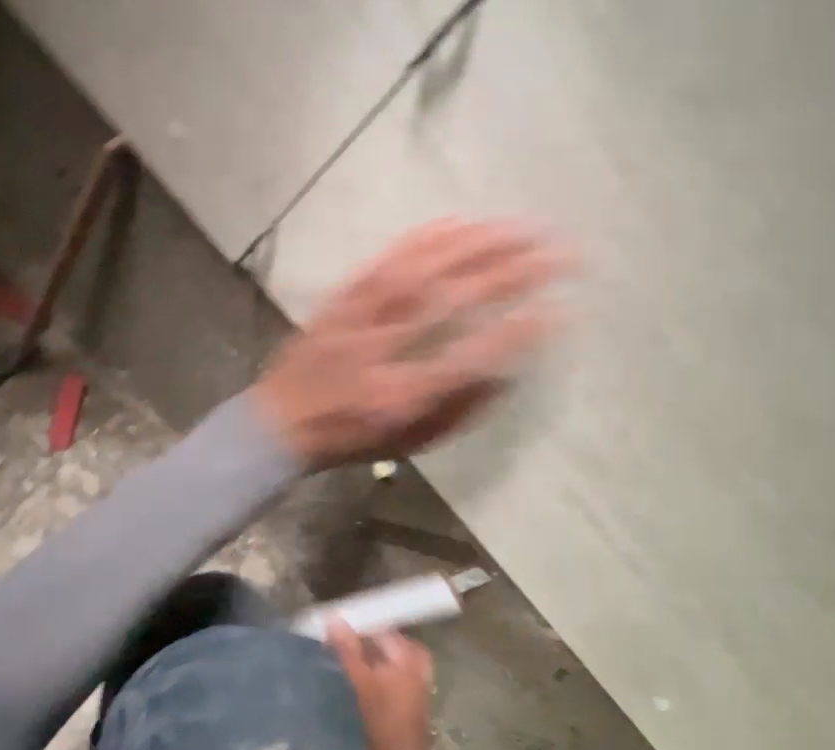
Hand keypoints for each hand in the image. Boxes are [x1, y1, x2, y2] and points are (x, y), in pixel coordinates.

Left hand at [251, 218, 567, 469]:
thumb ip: (459, 411)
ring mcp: (359, 321)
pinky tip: (456, 222)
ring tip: (518, 227)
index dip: (515, 334)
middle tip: (556, 254)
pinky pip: (384, 262)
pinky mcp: (342, 300)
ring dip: (475, 245)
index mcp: (400, 397)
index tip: (556, 312)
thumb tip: (507, 374)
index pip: (467, 359)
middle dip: (511, 273)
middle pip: (452, 302)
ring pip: (421, 272)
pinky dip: (423, 239)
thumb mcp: (408, 442)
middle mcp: (382, 353)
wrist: (278, 424)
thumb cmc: (351, 438)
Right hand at [328, 619, 437, 749]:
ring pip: (384, 664)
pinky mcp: (403, 708)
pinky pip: (384, 681)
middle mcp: (414, 670)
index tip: (332, 628)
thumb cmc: (381, 726)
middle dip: (360, 643)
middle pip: (385, 646)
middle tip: (333, 645)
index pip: (383, 629)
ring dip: (363, 662)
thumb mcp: (359, 685)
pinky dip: (368, 679)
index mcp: (408, 659)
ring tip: (337, 665)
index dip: (358, 626)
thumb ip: (347, 651)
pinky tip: (347, 685)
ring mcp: (412, 690)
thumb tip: (335, 619)